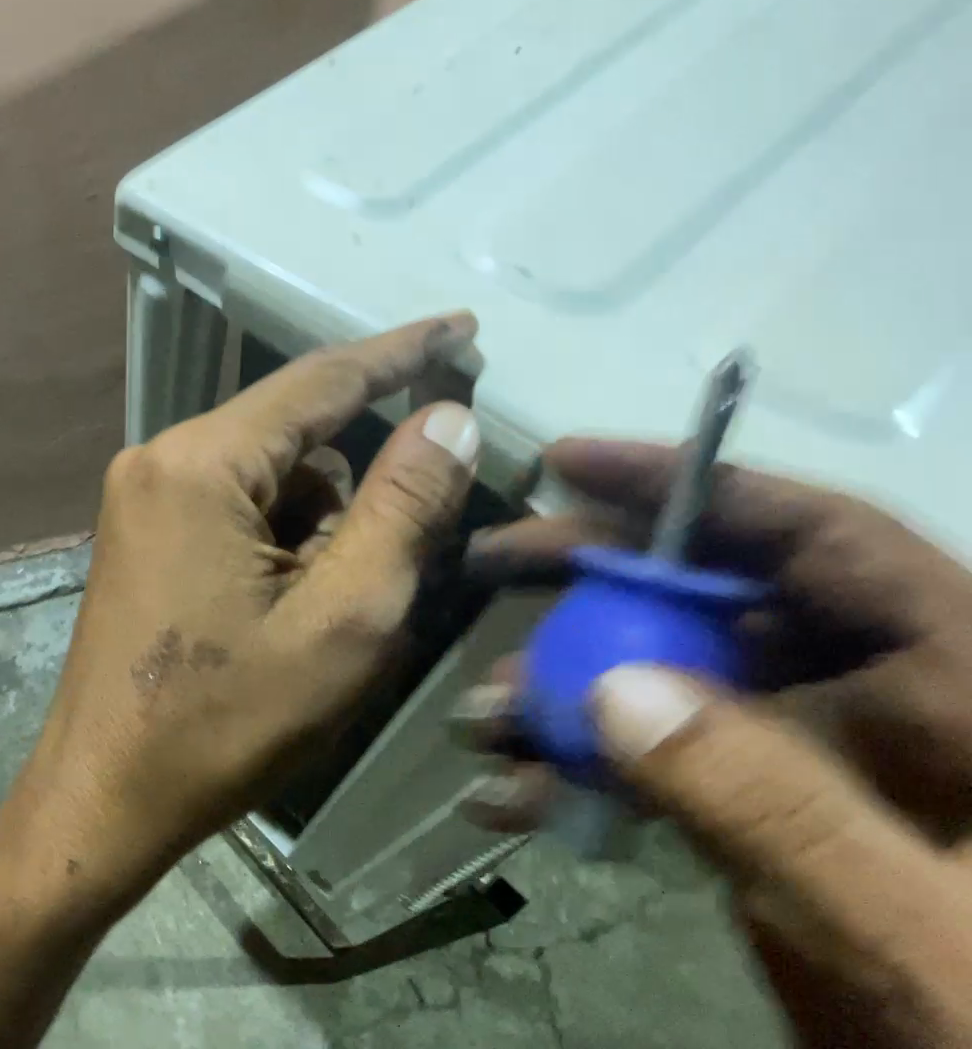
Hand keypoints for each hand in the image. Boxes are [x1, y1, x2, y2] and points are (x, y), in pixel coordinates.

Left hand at [0, 314, 484, 1048]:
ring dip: (314, 527)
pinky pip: (228, 507)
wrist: (105, 787)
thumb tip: (445, 417)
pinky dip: (274, 541)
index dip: (399, 352)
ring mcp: (138, 496)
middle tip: (377, 577)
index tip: (462, 327)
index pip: (318, 381)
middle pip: (289, 435)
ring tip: (317, 618)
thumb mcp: (343, 622)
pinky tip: (277, 613)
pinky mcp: (136, 534)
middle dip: (353, 488)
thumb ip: (401, 509)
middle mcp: (156, 459)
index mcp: (198, 464)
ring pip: (264, 478)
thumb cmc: (223, 721)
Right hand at [460, 439, 971, 1046]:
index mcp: (965, 690)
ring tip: (478, 718)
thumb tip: (615, 691)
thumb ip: (785, 810)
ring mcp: (817, 764)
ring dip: (561, 695)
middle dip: (590, 579)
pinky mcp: (770, 822)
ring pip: (668, 684)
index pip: (821, 542)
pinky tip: (510, 798)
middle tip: (486, 564)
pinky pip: (657, 769)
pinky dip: (575, 776)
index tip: (567, 464)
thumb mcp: (936, 936)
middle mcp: (882, 705)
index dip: (690, 487)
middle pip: (718, 598)